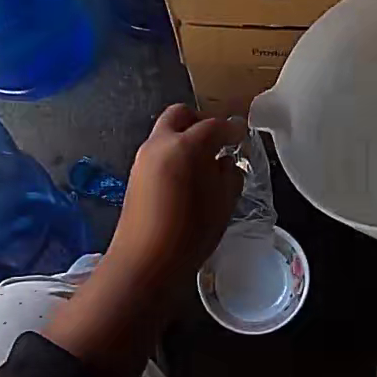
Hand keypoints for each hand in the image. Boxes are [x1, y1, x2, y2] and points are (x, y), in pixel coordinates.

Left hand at [103, 104, 245, 293]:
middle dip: (201, 122)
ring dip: (185, 138)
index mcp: (187, 145)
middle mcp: (161, 143)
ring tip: (203, 163)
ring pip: (166, 132)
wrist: (145, 262)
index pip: (215, 125)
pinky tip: (186, 179)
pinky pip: (158, 152)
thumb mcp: (224, 203)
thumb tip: (225, 163)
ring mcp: (143, 158)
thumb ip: (229, 175)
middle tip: (218, 141)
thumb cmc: (192, 232)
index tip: (242, 137)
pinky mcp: (134, 175)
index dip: (233, 130)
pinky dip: (173, 154)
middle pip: (181, 115)